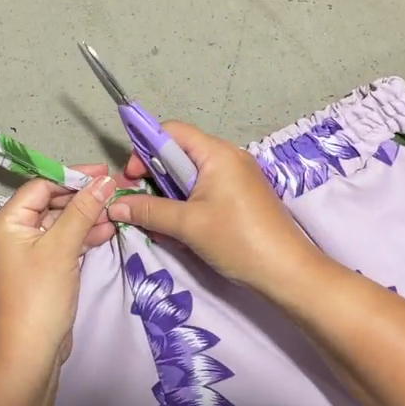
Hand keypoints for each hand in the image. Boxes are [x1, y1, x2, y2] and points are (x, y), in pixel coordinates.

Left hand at [0, 174, 116, 373]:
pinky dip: (84, 236)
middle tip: (116, 190)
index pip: (41, 186)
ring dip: (87, 216)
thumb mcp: (62, 247)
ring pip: (60, 223)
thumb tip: (103, 181)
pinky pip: (64, 242)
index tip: (104, 173)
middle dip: (83, 197)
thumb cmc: (40, 295)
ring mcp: (29, 252)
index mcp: (7, 222)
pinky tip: (108, 230)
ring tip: (117, 209)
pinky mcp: (44, 269)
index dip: (72, 177)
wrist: (32, 352)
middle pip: (51, 202)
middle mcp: (14, 232)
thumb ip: (82, 211)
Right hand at [109, 121, 325, 291]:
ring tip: (160, 226)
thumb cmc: (238, 240)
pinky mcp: (241, 198)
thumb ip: (149, 211)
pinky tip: (181, 233)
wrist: (289, 273)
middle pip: (179, 154)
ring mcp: (237, 178)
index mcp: (216, 154)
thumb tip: (115, 206)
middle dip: (154, 178)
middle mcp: (228, 158)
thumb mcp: (188, 225)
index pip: (171, 131)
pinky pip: (204, 192)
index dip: (145, 149)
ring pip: (190, 178)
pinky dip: (187, 207)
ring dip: (169, 198)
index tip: (132, 178)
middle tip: (139, 205)